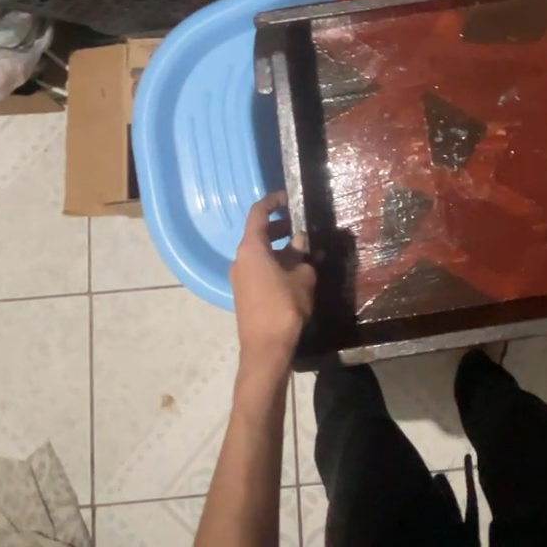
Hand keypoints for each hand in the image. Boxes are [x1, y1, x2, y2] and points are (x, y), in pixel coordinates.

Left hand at [231, 192, 315, 372]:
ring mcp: (241, 276)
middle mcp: (241, 258)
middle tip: (303, 224)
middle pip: (259, 232)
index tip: (289, 197)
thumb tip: (302, 240)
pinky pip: (260, 267)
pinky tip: (297, 271)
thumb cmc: (284, 307)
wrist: (266, 350)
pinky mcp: (245, 292)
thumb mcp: (302, 276)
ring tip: (305, 249)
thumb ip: (302, 254)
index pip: (258, 213)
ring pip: (260, 252)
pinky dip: (275, 262)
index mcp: (251, 248)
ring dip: (280, 247)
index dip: (273, 201)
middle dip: (281, 225)